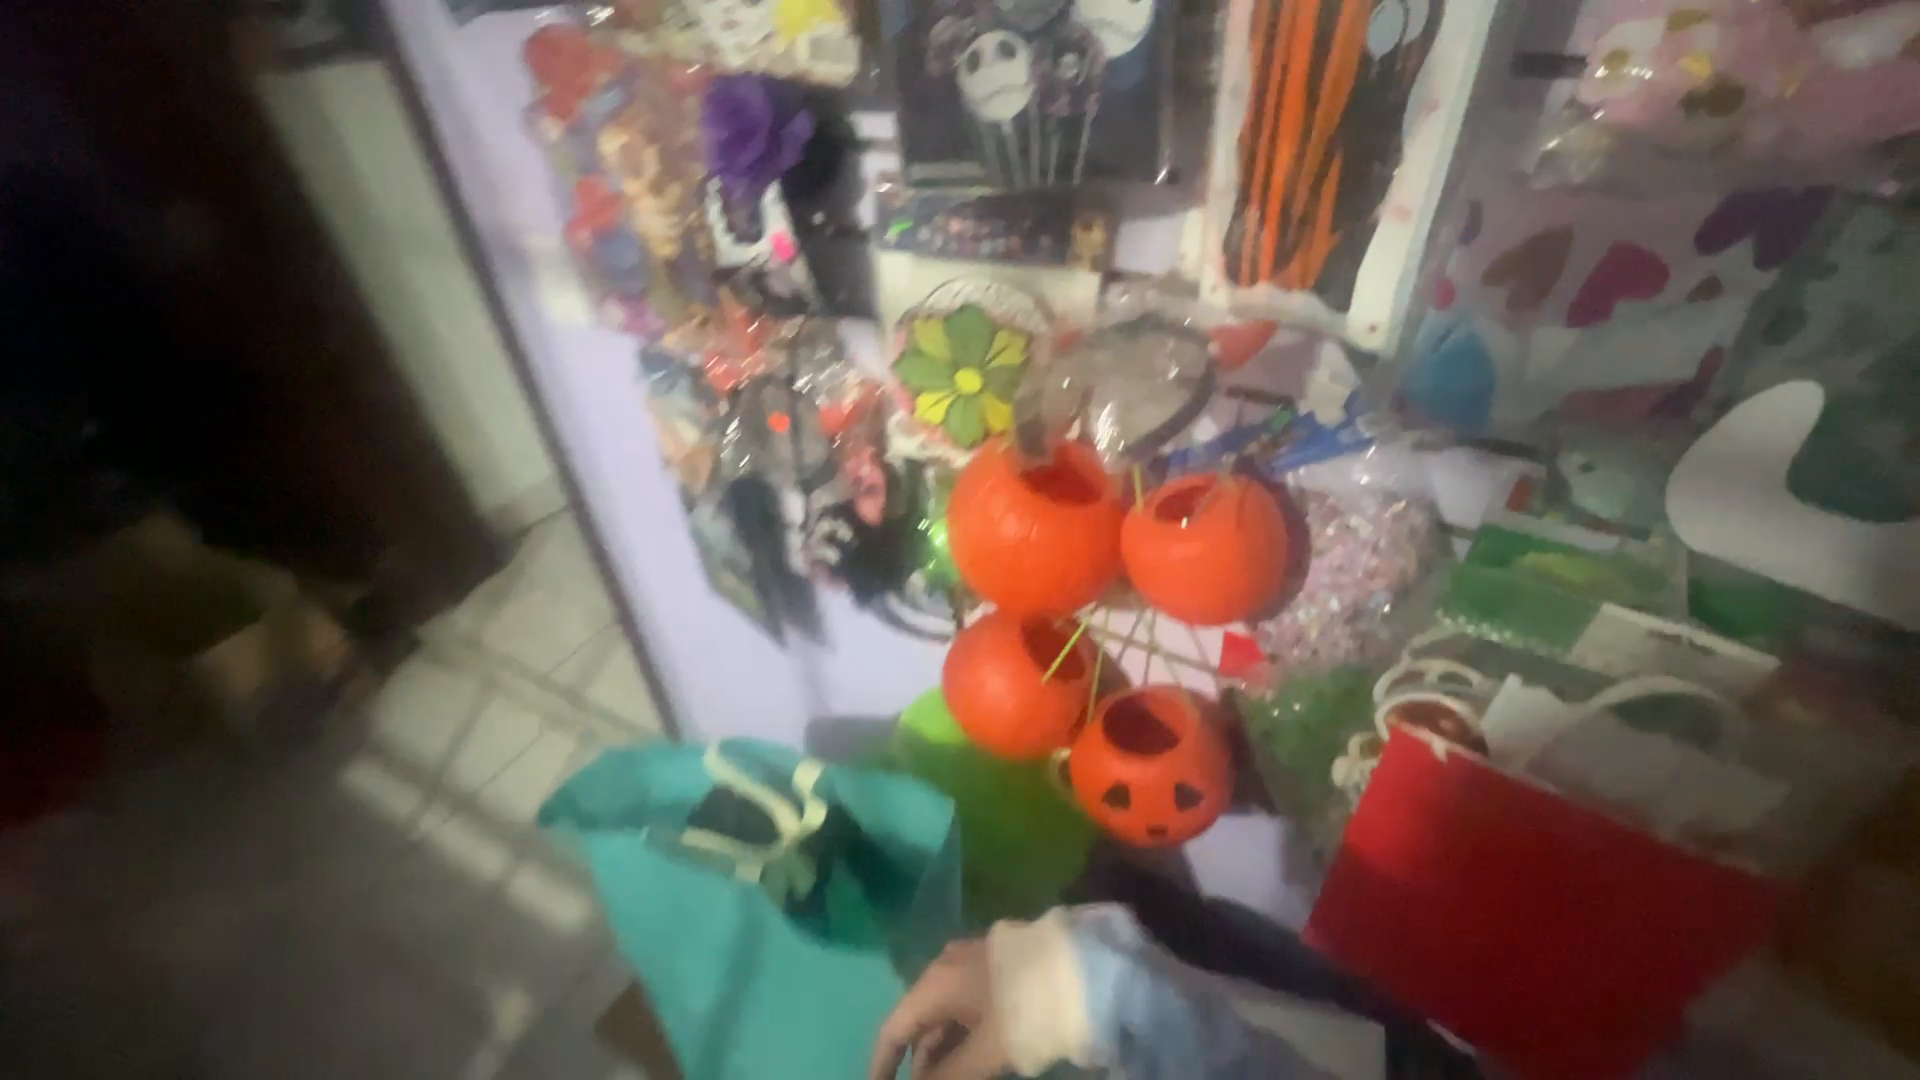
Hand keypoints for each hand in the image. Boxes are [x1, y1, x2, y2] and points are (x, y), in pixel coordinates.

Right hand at [869, 940, 1012, 1079]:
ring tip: (952, 1078)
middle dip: (921, 1064)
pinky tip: (972, 1059)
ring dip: (944, 1052)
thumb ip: (948, 1076)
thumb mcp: (986, 1053)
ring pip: (946, 1014)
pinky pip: (965, 1006)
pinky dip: (962, 1036)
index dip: (883, 1065)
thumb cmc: (1024, 1009)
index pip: (894, 1028)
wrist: (1077, 966)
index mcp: (936, 982)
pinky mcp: (994, 965)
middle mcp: (946, 966)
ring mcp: (971, 962)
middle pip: (921, 1022)